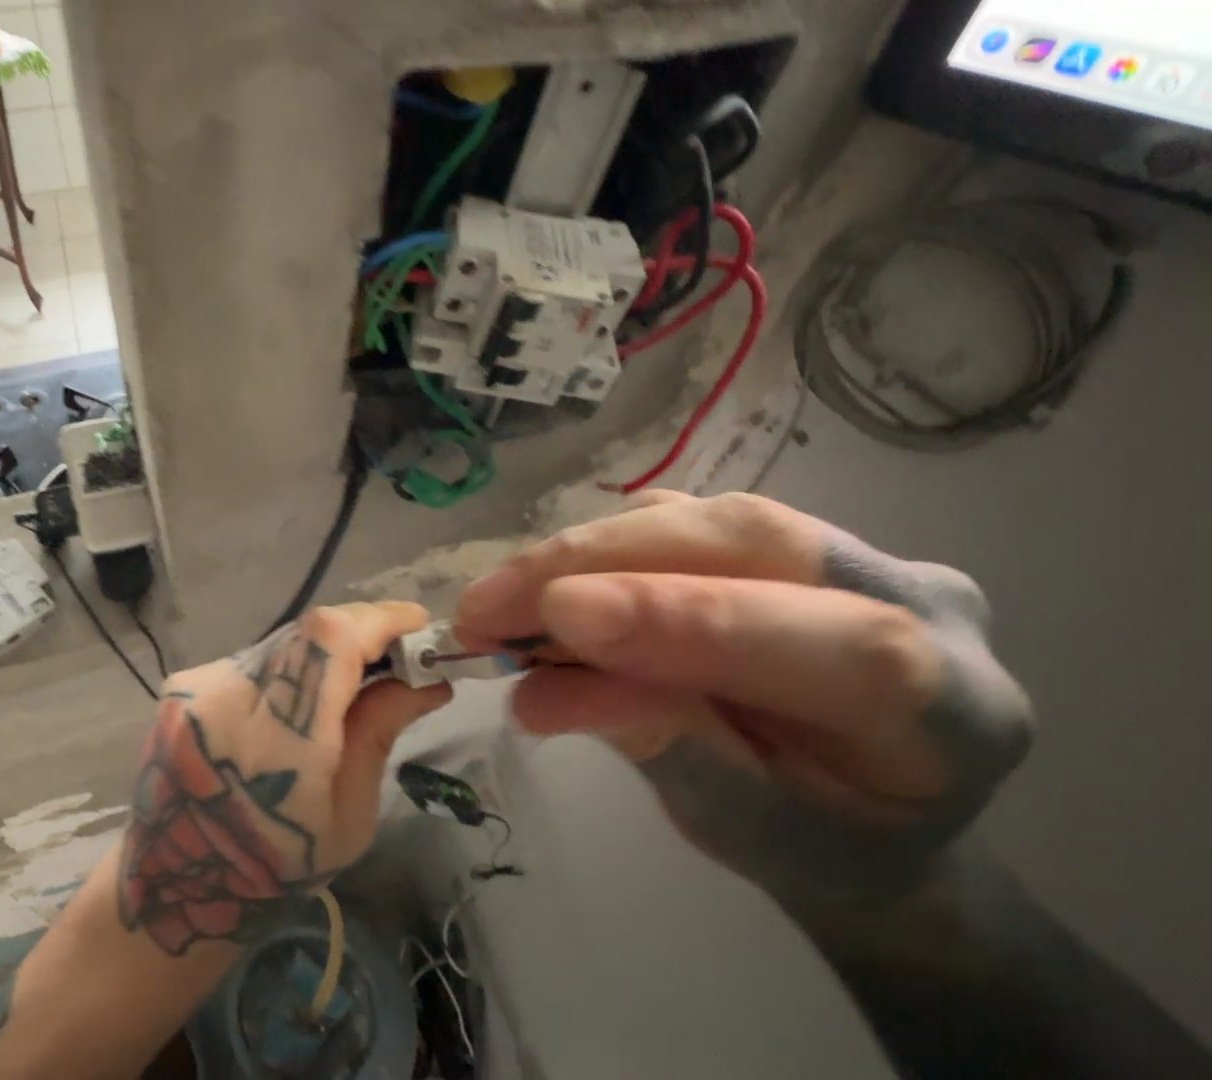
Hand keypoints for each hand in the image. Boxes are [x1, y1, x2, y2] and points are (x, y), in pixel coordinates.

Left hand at [117, 602, 452, 955]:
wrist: (173, 875)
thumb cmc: (275, 865)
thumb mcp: (348, 819)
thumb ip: (377, 736)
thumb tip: (427, 681)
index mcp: (280, 742)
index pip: (330, 641)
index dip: (379, 619)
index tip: (418, 624)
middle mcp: (232, 696)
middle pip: (310, 630)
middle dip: (363, 632)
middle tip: (396, 657)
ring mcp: (200, 685)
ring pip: (284, 639)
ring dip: (326, 650)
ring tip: (353, 682)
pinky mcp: (183, 683)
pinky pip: (254, 658)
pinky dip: (289, 668)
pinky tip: (296, 704)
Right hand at [453, 491, 1033, 910]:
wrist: (867, 820)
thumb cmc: (820, 847)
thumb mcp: (744, 825)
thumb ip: (662, 745)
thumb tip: (536, 692)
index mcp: (954, 709)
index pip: (837, 643)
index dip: (688, 620)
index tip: (558, 616)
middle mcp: (916, 599)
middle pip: (751, 540)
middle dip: (601, 563)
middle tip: (486, 607)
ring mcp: (848, 554)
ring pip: (705, 517)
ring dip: (582, 553)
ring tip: (494, 604)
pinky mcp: (778, 538)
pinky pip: (682, 521)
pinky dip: (596, 550)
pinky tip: (542, 589)